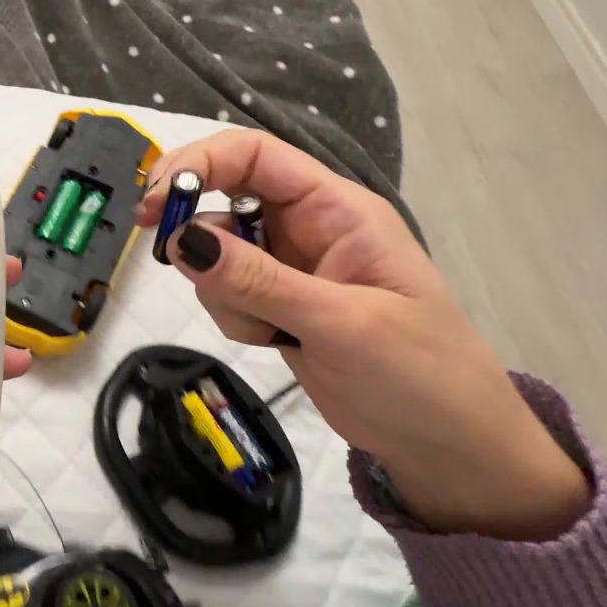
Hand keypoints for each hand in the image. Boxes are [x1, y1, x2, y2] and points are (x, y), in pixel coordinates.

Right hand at [137, 129, 589, 541]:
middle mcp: (308, 227)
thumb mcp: (341, 324)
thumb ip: (258, 281)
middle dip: (193, 225)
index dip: (201, 163)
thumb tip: (178, 239)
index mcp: (337, 209)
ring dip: (218, 286)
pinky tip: (269, 343)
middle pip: (226, 197)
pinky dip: (229, 313)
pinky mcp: (276, 304)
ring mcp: (289, 267)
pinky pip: (224, 290)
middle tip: (162, 255)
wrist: (450, 450)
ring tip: (265, 330)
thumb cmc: (421, 377)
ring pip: (216, 249)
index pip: (256, 155)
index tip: (156, 199)